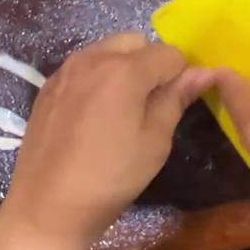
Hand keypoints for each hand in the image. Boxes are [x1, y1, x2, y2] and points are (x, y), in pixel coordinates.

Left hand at [0, 33, 212, 249]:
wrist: (46, 207)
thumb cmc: (109, 178)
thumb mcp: (154, 142)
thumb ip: (176, 99)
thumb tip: (202, 73)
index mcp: (123, 69)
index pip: (169, 53)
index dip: (181, 75)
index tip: (176, 104)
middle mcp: (91, 58)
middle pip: (135, 42)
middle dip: (150, 64)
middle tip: (149, 106)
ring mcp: (65, 70)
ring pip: (107, 51)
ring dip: (123, 68)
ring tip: (121, 112)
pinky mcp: (48, 87)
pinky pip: (83, 68)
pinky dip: (98, 78)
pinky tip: (94, 117)